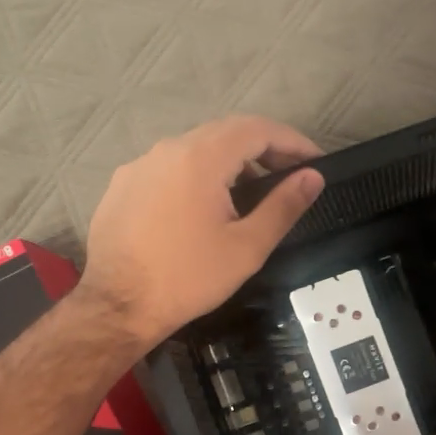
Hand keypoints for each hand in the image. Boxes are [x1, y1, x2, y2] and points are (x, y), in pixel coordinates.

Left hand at [79, 116, 323, 345]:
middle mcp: (167, 149)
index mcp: (200, 159)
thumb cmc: (189, 278)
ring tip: (254, 194)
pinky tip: (207, 209)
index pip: (256, 129)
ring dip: (232, 163)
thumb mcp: (248, 247)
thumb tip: (313, 177)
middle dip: (265, 149)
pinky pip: (172, 168)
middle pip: (226, 133)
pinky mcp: (124, 185)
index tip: (316, 162)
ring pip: (197, 149)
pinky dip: (201, 176)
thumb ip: (283, 206)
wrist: (118, 305)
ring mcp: (140, 165)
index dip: (293, 141)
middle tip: (292, 176)